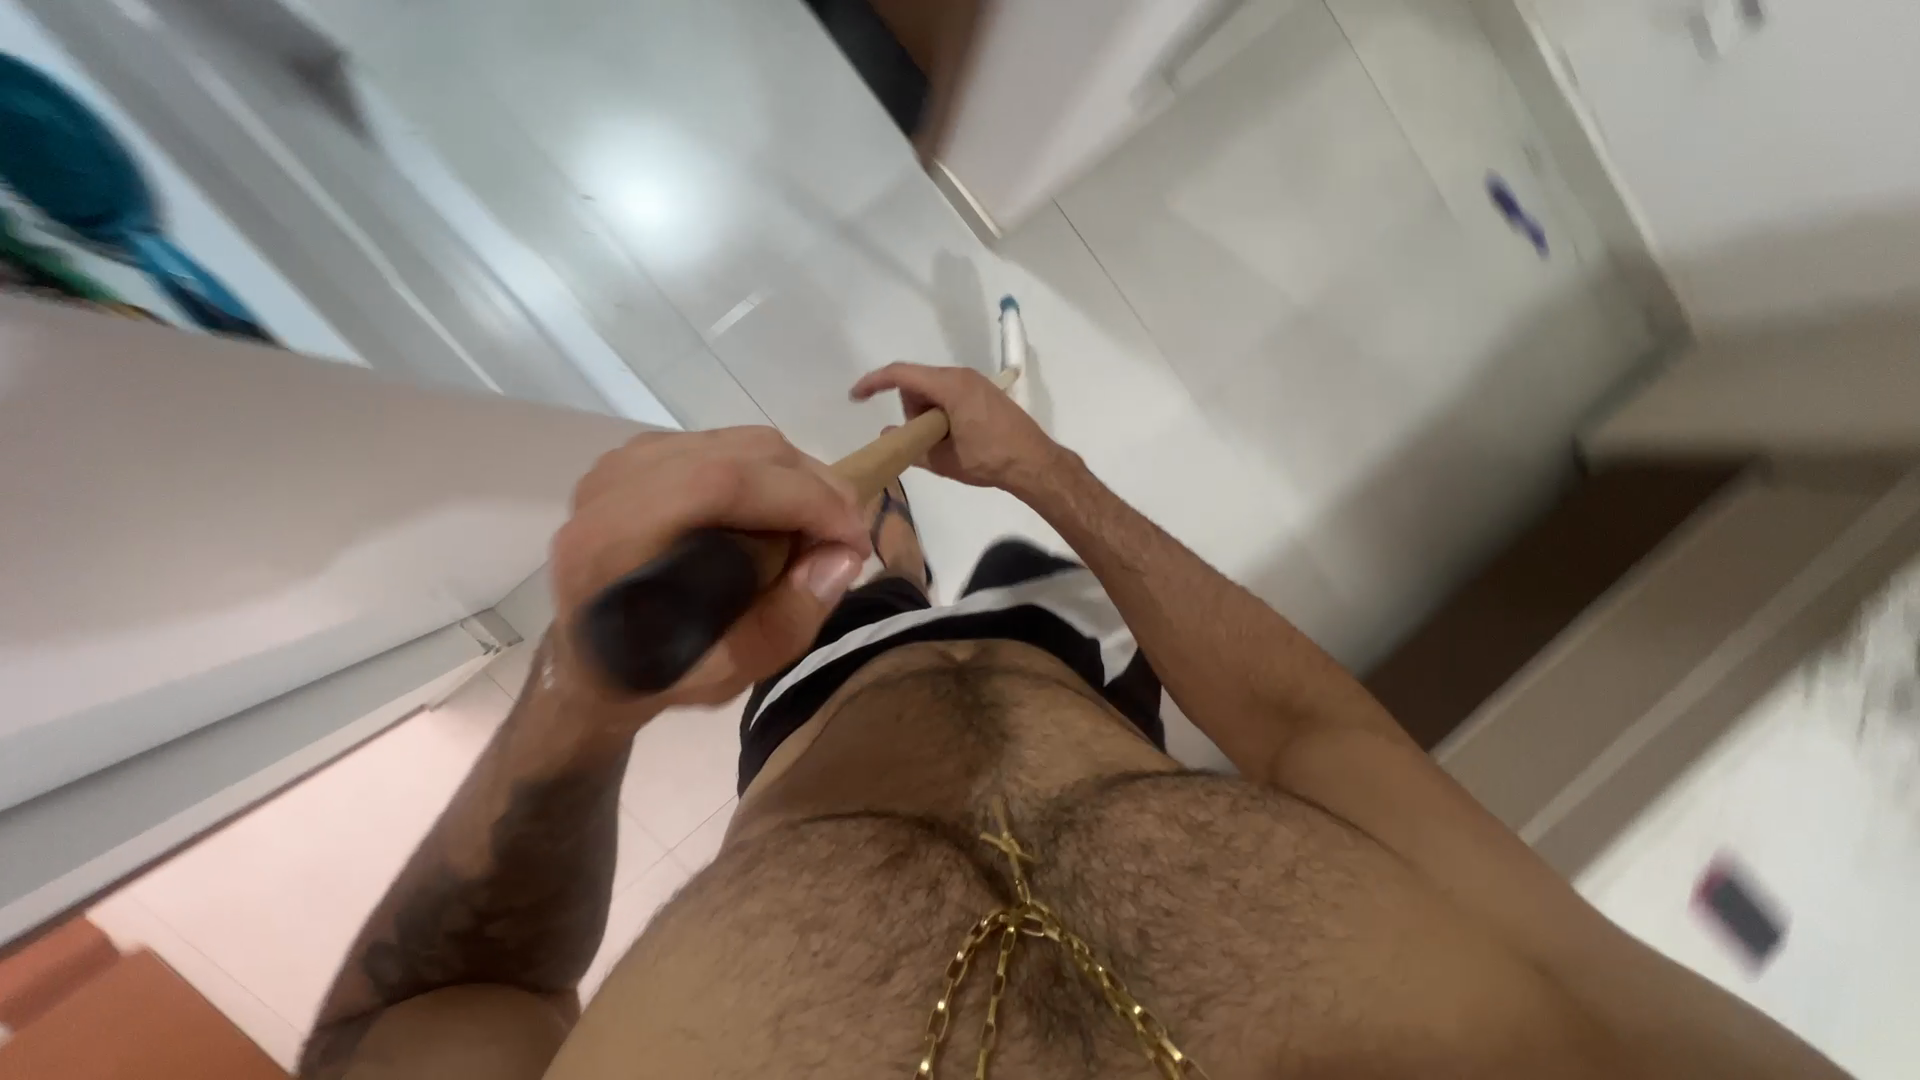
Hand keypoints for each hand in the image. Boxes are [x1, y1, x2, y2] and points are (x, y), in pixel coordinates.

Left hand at [546, 427, 870, 715]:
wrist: (591, 659)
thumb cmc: (654, 675)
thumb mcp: (724, 675)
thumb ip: (784, 623)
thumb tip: (843, 557)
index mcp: (613, 540)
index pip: (721, 484)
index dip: (803, 499)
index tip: (854, 541)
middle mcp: (613, 485)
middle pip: (743, 453)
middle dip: (816, 488)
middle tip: (847, 539)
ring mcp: (627, 462)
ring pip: (744, 442)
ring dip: (800, 480)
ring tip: (821, 528)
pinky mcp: (646, 455)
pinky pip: (731, 445)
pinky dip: (774, 475)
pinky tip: (784, 514)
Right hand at [849, 363, 1066, 493]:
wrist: (1034, 463)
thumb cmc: (988, 460)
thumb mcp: (942, 460)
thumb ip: (909, 446)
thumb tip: (889, 434)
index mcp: (949, 386)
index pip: (901, 374)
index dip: (874, 383)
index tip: (856, 396)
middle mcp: (961, 376)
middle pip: (917, 383)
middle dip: (910, 410)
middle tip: (921, 441)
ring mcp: (975, 382)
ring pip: (933, 390)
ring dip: (927, 414)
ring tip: (942, 444)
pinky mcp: (985, 393)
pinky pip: (950, 395)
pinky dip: (942, 412)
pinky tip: (953, 438)